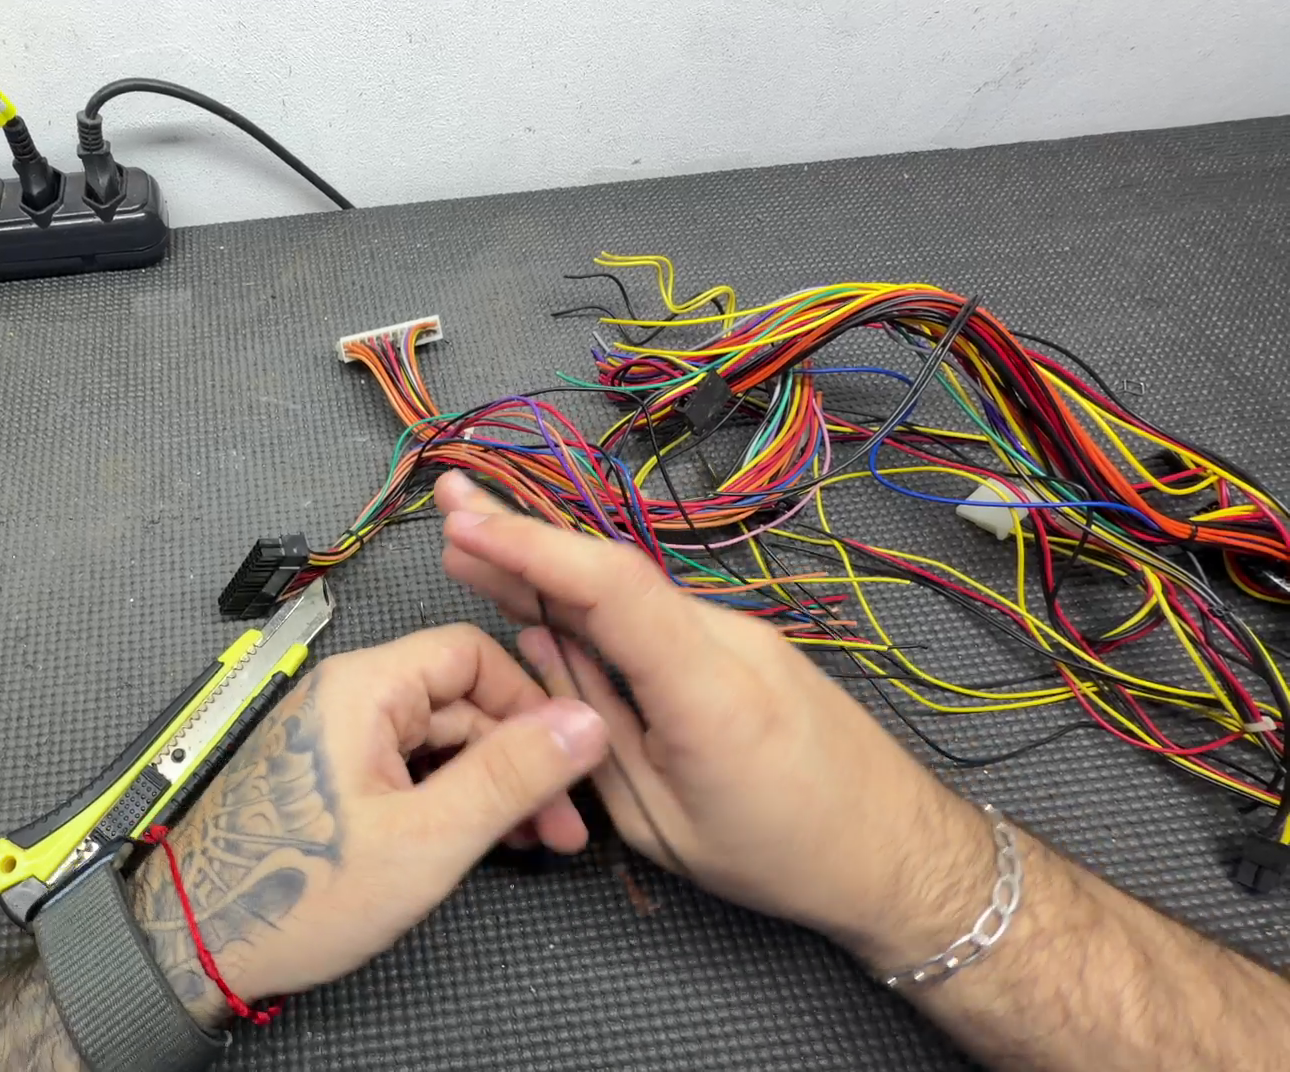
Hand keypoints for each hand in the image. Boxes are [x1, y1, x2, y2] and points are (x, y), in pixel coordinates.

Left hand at [131, 623, 610, 1016]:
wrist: (198, 936)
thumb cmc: (302, 886)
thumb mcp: (427, 838)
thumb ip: (511, 775)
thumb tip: (586, 721)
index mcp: (366, 685)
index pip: (471, 653)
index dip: (528, 702)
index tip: (568, 761)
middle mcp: (350, 693)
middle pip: (458, 700)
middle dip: (517, 758)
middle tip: (562, 828)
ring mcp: (339, 731)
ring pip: (437, 737)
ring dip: (488, 783)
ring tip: (530, 842)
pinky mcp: (333, 767)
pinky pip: (406, 763)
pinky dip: (448, 794)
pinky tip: (477, 837)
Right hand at [433, 471, 996, 967]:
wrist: (904, 852)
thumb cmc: (779, 856)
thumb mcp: (658, 819)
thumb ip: (591, 722)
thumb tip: (539, 641)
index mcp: (707, 692)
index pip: (611, 589)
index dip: (533, 548)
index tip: (464, 525)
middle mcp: (724, 636)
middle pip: (608, 568)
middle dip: (521, 531)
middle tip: (451, 499)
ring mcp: (735, 627)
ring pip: (622, 584)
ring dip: (544, 562)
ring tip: (471, 545)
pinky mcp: (733, 635)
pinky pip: (645, 607)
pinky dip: (583, 594)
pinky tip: (538, 593)